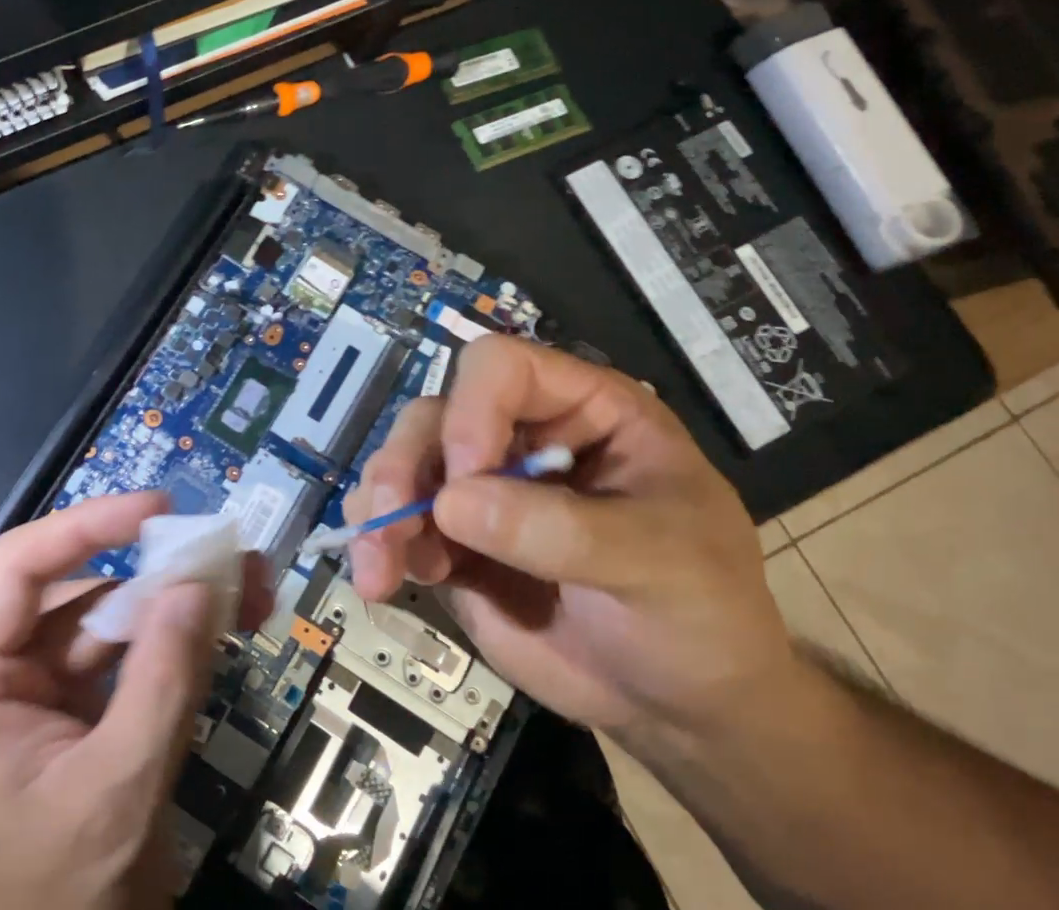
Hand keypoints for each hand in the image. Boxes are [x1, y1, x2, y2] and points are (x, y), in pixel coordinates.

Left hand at [0, 493, 272, 909]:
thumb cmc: (68, 895)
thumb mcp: (122, 782)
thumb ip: (163, 674)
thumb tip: (197, 583)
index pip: (17, 569)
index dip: (88, 524)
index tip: (158, 508)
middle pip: (65, 595)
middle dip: (150, 577)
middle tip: (228, 560)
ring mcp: (18, 703)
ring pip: (93, 629)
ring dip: (164, 611)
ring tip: (241, 594)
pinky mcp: (53, 725)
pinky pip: (105, 668)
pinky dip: (156, 652)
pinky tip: (210, 635)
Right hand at [343, 335, 794, 738]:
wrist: (677, 705)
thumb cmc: (698, 615)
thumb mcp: (657, 563)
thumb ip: (560, 529)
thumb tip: (452, 503)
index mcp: (585, 415)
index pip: (503, 369)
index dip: (472, 408)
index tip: (467, 476)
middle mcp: (520, 440)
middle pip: (431, 416)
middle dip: (402, 468)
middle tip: (391, 526)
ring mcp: (479, 494)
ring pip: (400, 467)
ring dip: (377, 511)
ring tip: (379, 570)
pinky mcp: (449, 543)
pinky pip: (392, 524)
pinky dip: (376, 546)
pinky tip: (385, 583)